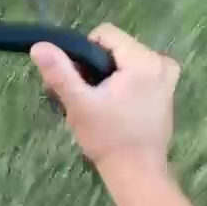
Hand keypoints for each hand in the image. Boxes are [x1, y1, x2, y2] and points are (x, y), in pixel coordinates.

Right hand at [31, 24, 178, 175]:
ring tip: (100, 104)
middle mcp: (161, 62)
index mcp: (143, 60)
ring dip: (108, 75)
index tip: (81, 82)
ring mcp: (167, 77)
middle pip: (115, 47)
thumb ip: (59, 72)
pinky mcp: (167, 90)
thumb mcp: (78, 103)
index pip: (105, 34)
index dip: (84, 54)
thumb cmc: (107, 137)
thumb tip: (39, 45)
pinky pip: (137, 72)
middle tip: (86, 97)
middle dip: (95, 66)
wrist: (136, 171)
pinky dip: (123, 83)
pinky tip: (115, 107)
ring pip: (124, 60)